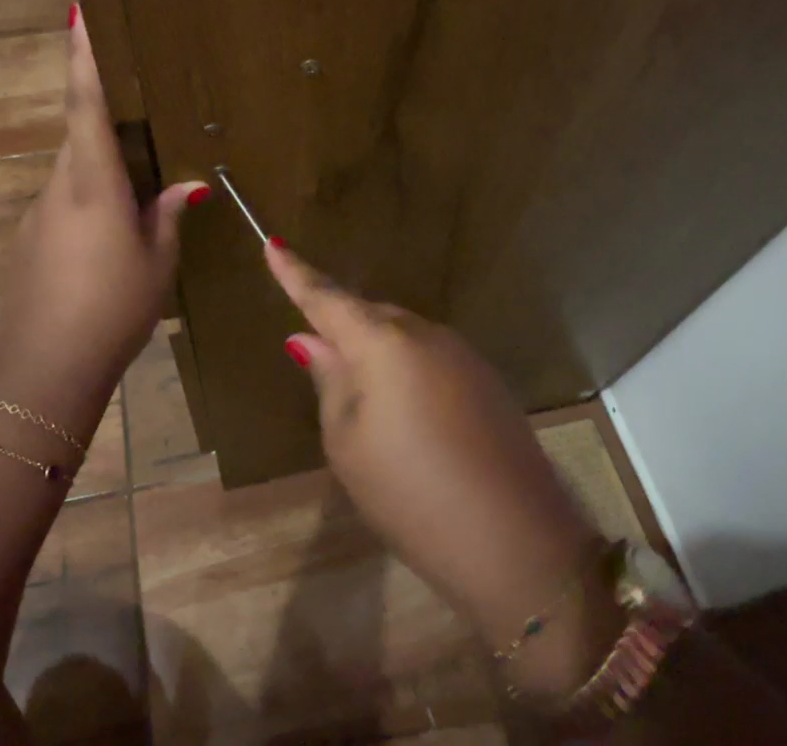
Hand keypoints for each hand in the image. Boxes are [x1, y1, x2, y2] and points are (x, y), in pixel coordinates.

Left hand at [0, 7, 205, 401]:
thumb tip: (189, 186)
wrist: (45, 368)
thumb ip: (168, 216)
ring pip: (72, 174)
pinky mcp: (28, 241)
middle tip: (140, 120)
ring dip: (101, 174)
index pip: (86, 107)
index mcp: (93, 186)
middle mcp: (58, 188)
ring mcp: (37, 215)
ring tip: (136, 203)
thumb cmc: (113, 310)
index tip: (75, 13)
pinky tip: (106, 246)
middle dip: (104, 123)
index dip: (83, 59)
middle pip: (79, 137)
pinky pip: (62, 205)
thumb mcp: (157, 264)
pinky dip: (87, 207)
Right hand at [266, 242, 613, 686]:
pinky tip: (406, 416)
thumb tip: (313, 339)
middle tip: (315, 357)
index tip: (271, 245)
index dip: (296, 274)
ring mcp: (464, 356)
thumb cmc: (410, 493)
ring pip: (403, 336)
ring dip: (376, 352)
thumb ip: (329, 380)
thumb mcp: (348, 443)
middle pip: (370, 314)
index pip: (327, 298)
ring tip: (362, 403)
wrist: (515, 540)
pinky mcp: (487, 382)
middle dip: (340, 324)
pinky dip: (407, 372)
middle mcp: (426, 334)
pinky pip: (430, 359)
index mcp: (383, 342)